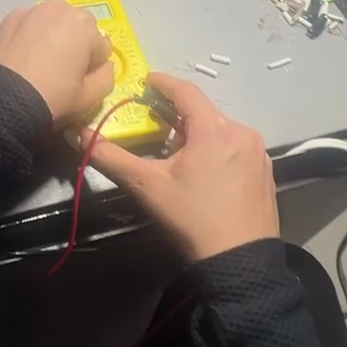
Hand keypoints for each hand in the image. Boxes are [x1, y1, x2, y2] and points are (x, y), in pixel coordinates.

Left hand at [0, 0, 115, 127]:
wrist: (0, 100)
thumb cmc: (52, 97)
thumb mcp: (90, 98)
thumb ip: (107, 77)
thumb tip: (104, 65)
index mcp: (84, 25)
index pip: (101, 47)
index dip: (93, 66)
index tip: (80, 81)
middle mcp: (58, 9)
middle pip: (77, 27)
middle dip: (74, 43)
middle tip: (60, 70)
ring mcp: (29, 11)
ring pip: (50, 22)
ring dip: (50, 36)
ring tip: (38, 62)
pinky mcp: (6, 19)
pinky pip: (27, 26)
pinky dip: (27, 37)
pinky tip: (20, 58)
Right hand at [87, 72, 279, 260]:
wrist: (240, 265)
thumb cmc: (192, 218)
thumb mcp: (147, 186)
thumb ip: (110, 157)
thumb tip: (80, 135)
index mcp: (215, 129)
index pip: (186, 91)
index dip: (163, 82)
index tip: (146, 81)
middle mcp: (242, 133)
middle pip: (203, 112)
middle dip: (178, 115)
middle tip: (155, 126)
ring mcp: (258, 154)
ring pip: (220, 130)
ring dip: (197, 134)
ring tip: (177, 155)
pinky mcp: (266, 174)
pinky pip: (235, 149)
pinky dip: (216, 150)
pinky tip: (204, 174)